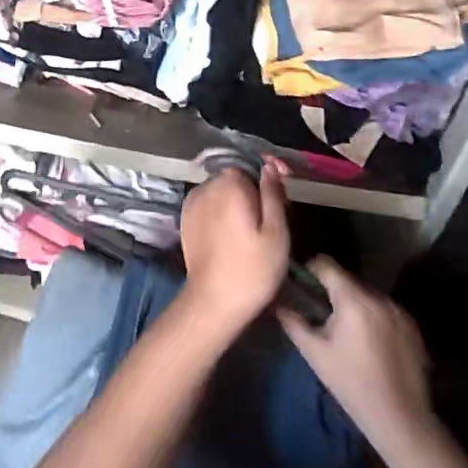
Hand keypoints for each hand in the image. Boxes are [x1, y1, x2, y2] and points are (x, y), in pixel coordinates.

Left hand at [177, 159, 290, 333]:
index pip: (252, 168)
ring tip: (251, 233)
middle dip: (253, 195)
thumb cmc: (253, 268)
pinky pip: (208, 207)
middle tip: (271, 224)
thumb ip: (273, 193)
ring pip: (221, 193)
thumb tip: (269, 166)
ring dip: (235, 204)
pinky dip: (220, 214)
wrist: (214, 301)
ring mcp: (191, 202)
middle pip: (235, 180)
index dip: (269, 184)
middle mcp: (206, 186)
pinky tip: (231, 237)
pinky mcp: (185, 219)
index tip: (283, 205)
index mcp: (229, 184)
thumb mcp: (276, 230)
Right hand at [279, 256, 432, 441]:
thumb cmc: (351, 384)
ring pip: (368, 295)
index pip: (327, 265)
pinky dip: (374, 316)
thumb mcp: (315, 354)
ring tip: (348, 331)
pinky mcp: (413, 327)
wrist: (400, 418)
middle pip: (348, 280)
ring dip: (355, 304)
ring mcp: (399, 311)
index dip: (311, 270)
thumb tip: (279, 305)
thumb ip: (294, 323)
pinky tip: (371, 344)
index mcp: (353, 300)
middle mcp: (378, 298)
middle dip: (333, 291)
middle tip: (322, 314)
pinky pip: (386, 310)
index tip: (302, 285)